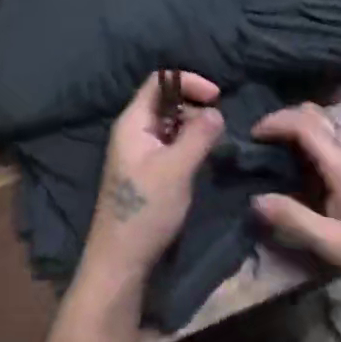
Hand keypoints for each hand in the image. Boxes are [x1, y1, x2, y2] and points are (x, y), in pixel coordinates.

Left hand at [82, 72, 225, 281]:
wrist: (121, 260)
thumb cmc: (145, 210)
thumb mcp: (176, 169)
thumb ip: (198, 136)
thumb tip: (216, 111)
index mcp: (132, 122)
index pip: (158, 82)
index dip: (188, 82)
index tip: (217, 96)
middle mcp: (133, 131)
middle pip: (166, 102)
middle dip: (195, 107)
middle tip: (219, 127)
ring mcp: (139, 152)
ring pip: (171, 126)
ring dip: (194, 128)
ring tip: (215, 144)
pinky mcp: (147, 172)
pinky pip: (170, 146)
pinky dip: (188, 146)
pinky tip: (203, 160)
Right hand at [250, 104, 340, 298]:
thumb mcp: (333, 244)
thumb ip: (294, 219)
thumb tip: (256, 199)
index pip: (304, 123)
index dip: (274, 122)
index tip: (252, 134)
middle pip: (316, 113)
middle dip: (285, 118)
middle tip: (263, 140)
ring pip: (328, 122)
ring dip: (301, 127)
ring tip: (279, 151)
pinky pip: (337, 136)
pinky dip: (315, 138)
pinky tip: (307, 166)